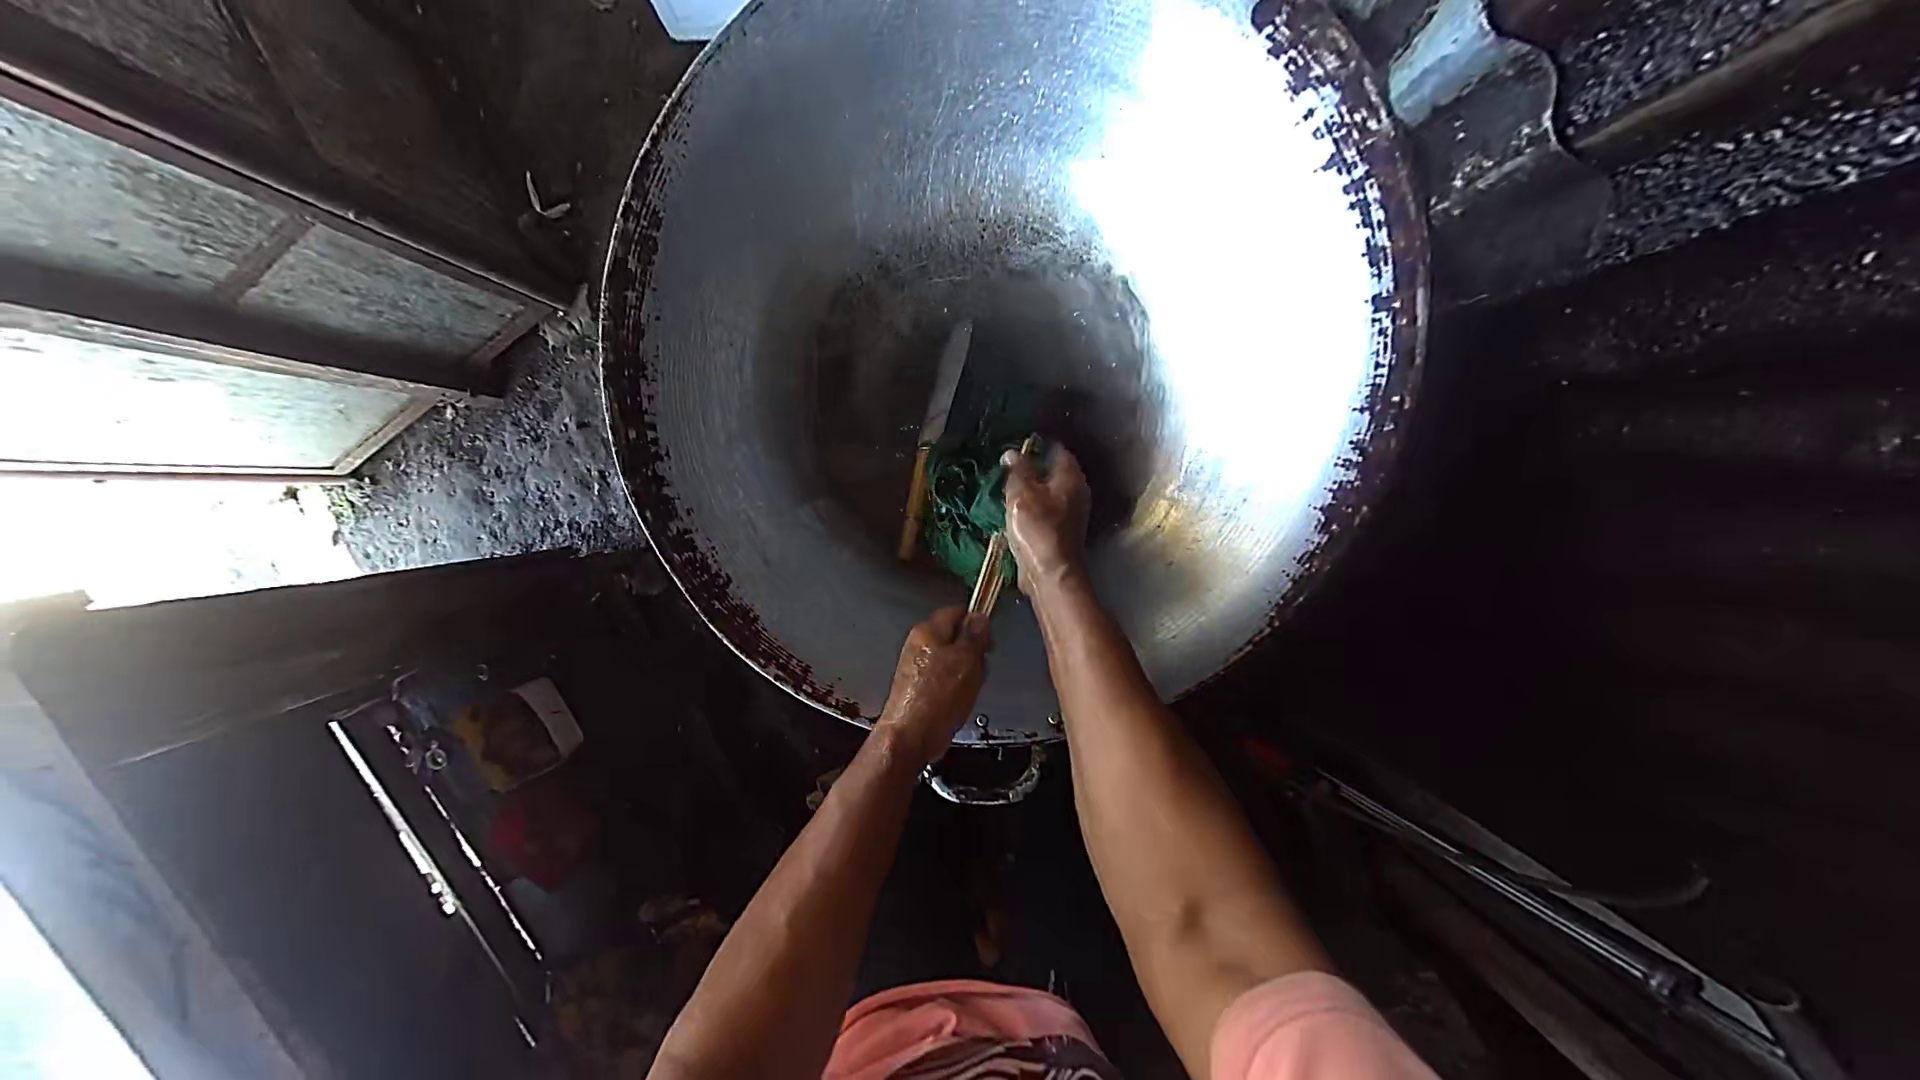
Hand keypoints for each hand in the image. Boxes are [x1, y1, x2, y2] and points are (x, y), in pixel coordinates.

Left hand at [874, 608, 992, 766]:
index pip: (957, 611)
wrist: (911, 737)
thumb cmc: (936, 699)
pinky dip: (956, 688)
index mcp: (928, 630)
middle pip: (955, 637)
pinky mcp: (919, 687)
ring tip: (967, 689)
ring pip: (953, 660)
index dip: (976, 623)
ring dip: (967, 673)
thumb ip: (975, 635)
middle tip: (978, 668)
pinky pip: (945, 680)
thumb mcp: (967, 660)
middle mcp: (918, 644)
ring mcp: (917, 666)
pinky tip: (958, 702)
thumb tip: (980, 617)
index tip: (988, 639)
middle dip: (973, 652)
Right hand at [1002, 445, 1090, 595]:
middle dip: (1033, 470)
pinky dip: (1033, 510)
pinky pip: (1046, 513)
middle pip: (1054, 473)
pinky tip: (1016, 514)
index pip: (1057, 450)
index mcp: (1071, 477)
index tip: (1018, 450)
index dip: (1037, 447)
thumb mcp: (1021, 493)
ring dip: (1031, 492)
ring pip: (1049, 494)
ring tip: (1008, 492)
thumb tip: (1012, 453)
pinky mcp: (1063, 532)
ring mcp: (1072, 514)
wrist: (1050, 571)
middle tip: (1009, 471)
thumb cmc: (1037, 527)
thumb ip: (1017, 470)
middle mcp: (1077, 492)